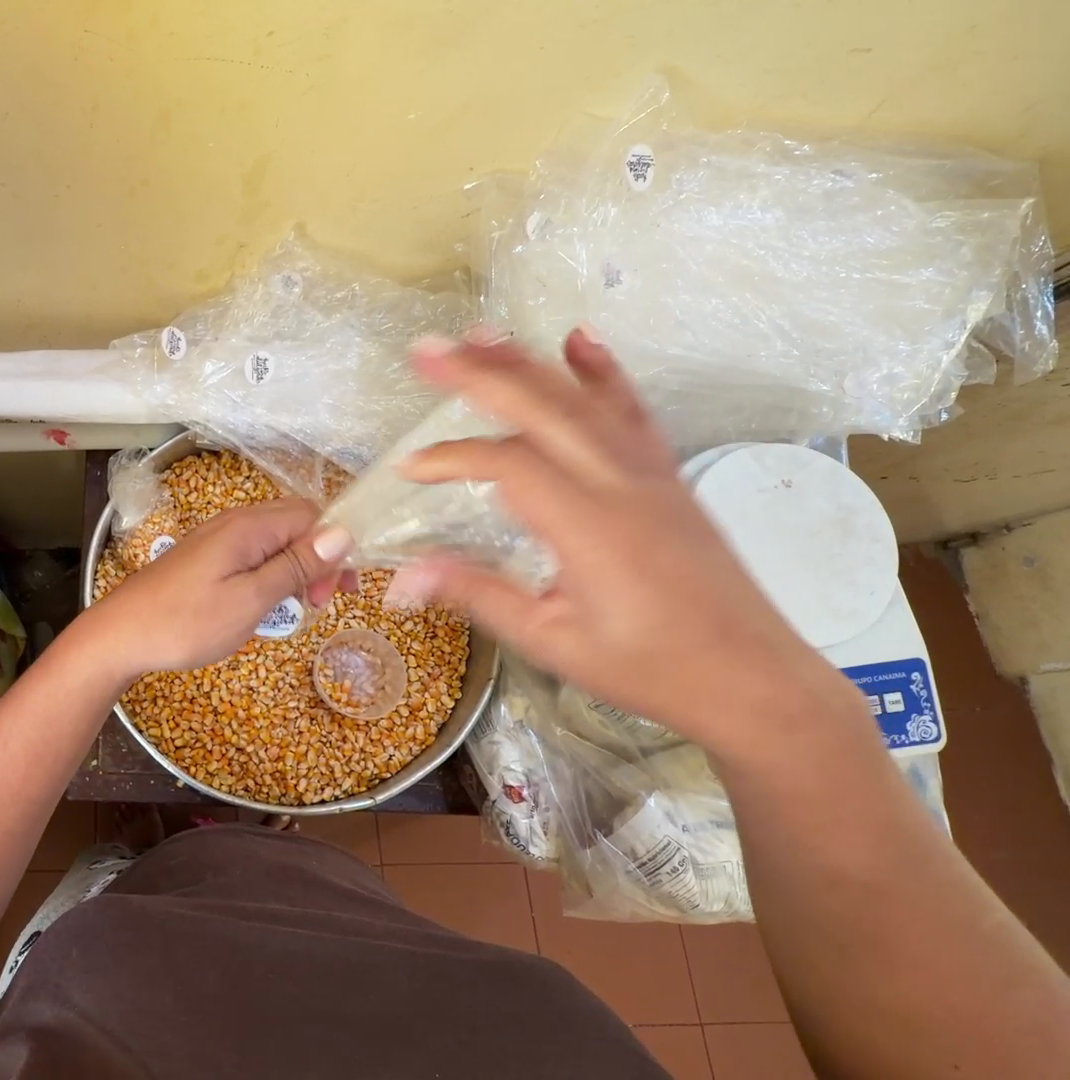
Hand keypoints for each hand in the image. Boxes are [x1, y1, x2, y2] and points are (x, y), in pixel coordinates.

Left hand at [81, 498, 349, 680]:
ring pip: (273, 543)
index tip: (336, 593)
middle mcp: (233, 523)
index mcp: (248, 527)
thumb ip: (295, 566)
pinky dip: (266, 578)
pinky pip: (250, 557)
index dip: (334, 550)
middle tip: (316, 605)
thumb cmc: (186, 623)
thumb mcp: (250, 600)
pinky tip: (261, 606)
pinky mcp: (204, 559)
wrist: (120, 636)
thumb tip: (342, 533)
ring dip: (292, 572)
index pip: (313, 516)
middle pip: (295, 525)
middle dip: (317, 561)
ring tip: (290, 612)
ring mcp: (215, 539)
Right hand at [388, 328, 871, 758]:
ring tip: (481, 333)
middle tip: (426, 350)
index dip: (451, 459)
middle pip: (544, 408)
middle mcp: (621, 484)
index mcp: (590, 527)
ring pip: (584, 400)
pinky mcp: (668, 477)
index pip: (507, 465)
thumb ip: (477, 596)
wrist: (754, 680)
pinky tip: (580, 340)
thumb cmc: (647, 668)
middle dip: (480, 374)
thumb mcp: (551, 642)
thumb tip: (401, 578)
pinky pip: (631, 411)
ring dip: (529, 362)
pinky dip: (602, 371)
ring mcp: (651, 474)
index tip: (408, 469)